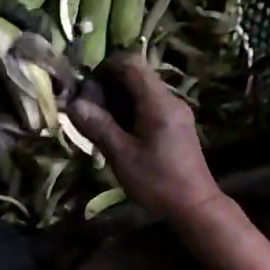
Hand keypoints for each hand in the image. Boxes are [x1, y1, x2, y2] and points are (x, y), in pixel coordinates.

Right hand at [70, 51, 225, 222]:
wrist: (195, 206)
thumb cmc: (158, 181)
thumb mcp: (122, 156)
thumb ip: (98, 126)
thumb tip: (73, 103)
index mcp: (158, 102)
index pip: (131, 63)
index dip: (106, 67)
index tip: (86, 86)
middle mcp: (170, 100)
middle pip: (137, 75)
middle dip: (109, 86)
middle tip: (88, 108)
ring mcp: (176, 112)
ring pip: (142, 91)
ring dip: (118, 100)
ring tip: (99, 123)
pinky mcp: (177, 126)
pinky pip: (150, 106)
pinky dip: (130, 112)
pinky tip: (118, 134)